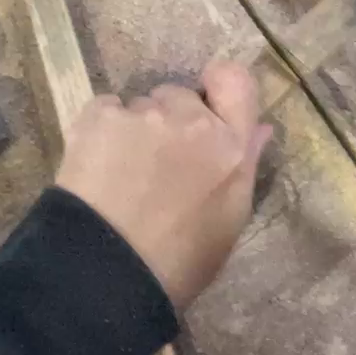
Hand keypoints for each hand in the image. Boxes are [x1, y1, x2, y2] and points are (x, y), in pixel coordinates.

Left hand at [55, 61, 272, 309]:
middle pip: (180, 96)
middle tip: (156, 164)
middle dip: (171, 120)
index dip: (219, 86)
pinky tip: (95, 166)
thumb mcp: (228, 221)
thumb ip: (244, 165)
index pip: (236, 80)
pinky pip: (105, 108)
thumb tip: (261, 128)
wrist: (106, 274)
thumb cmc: (178, 261)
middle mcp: (190, 119)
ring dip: (134, 128)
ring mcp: (143, 114)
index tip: (205, 104)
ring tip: (121, 174)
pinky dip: (101, 130)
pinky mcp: (100, 116)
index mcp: (230, 146)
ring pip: (140, 104)